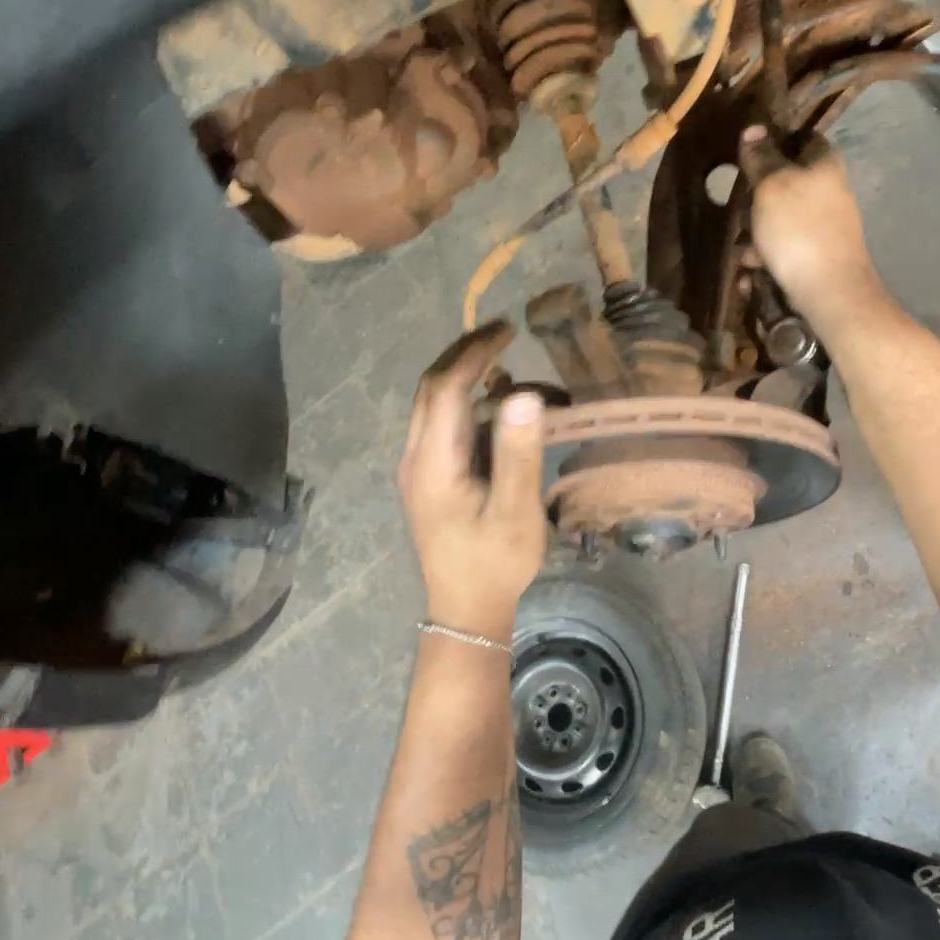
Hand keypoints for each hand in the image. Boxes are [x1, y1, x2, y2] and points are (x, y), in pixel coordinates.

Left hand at [398, 321, 547, 642]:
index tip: (508, 330)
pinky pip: (441, 425)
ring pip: (433, 405)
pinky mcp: (428, 479)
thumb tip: (523, 395)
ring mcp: (418, 468)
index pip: (446, 388)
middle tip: (505, 334)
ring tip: (506, 363)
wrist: (465, 609)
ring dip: (465, 376)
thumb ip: (518, 453)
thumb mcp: (515, 511)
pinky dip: (466, 402)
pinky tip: (496, 406)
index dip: (474, 353)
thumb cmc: (495, 562)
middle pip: (431, 388)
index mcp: (433, 462)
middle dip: (465, 354)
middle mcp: (416, 457)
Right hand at [738, 125, 883, 326]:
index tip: (749, 155)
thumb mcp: (772, 185)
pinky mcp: (817, 255)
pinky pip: (784, 248)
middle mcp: (830, 191)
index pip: (804, 137)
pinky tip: (753, 272)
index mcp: (826, 164)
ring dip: (756, 233)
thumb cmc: (798, 230)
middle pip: (787, 182)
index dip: (776, 141)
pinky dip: (767, 257)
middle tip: (742, 211)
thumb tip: (753, 128)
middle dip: (757, 198)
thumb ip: (761, 157)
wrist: (829, 291)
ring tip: (745, 251)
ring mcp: (825, 225)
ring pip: (780, 218)